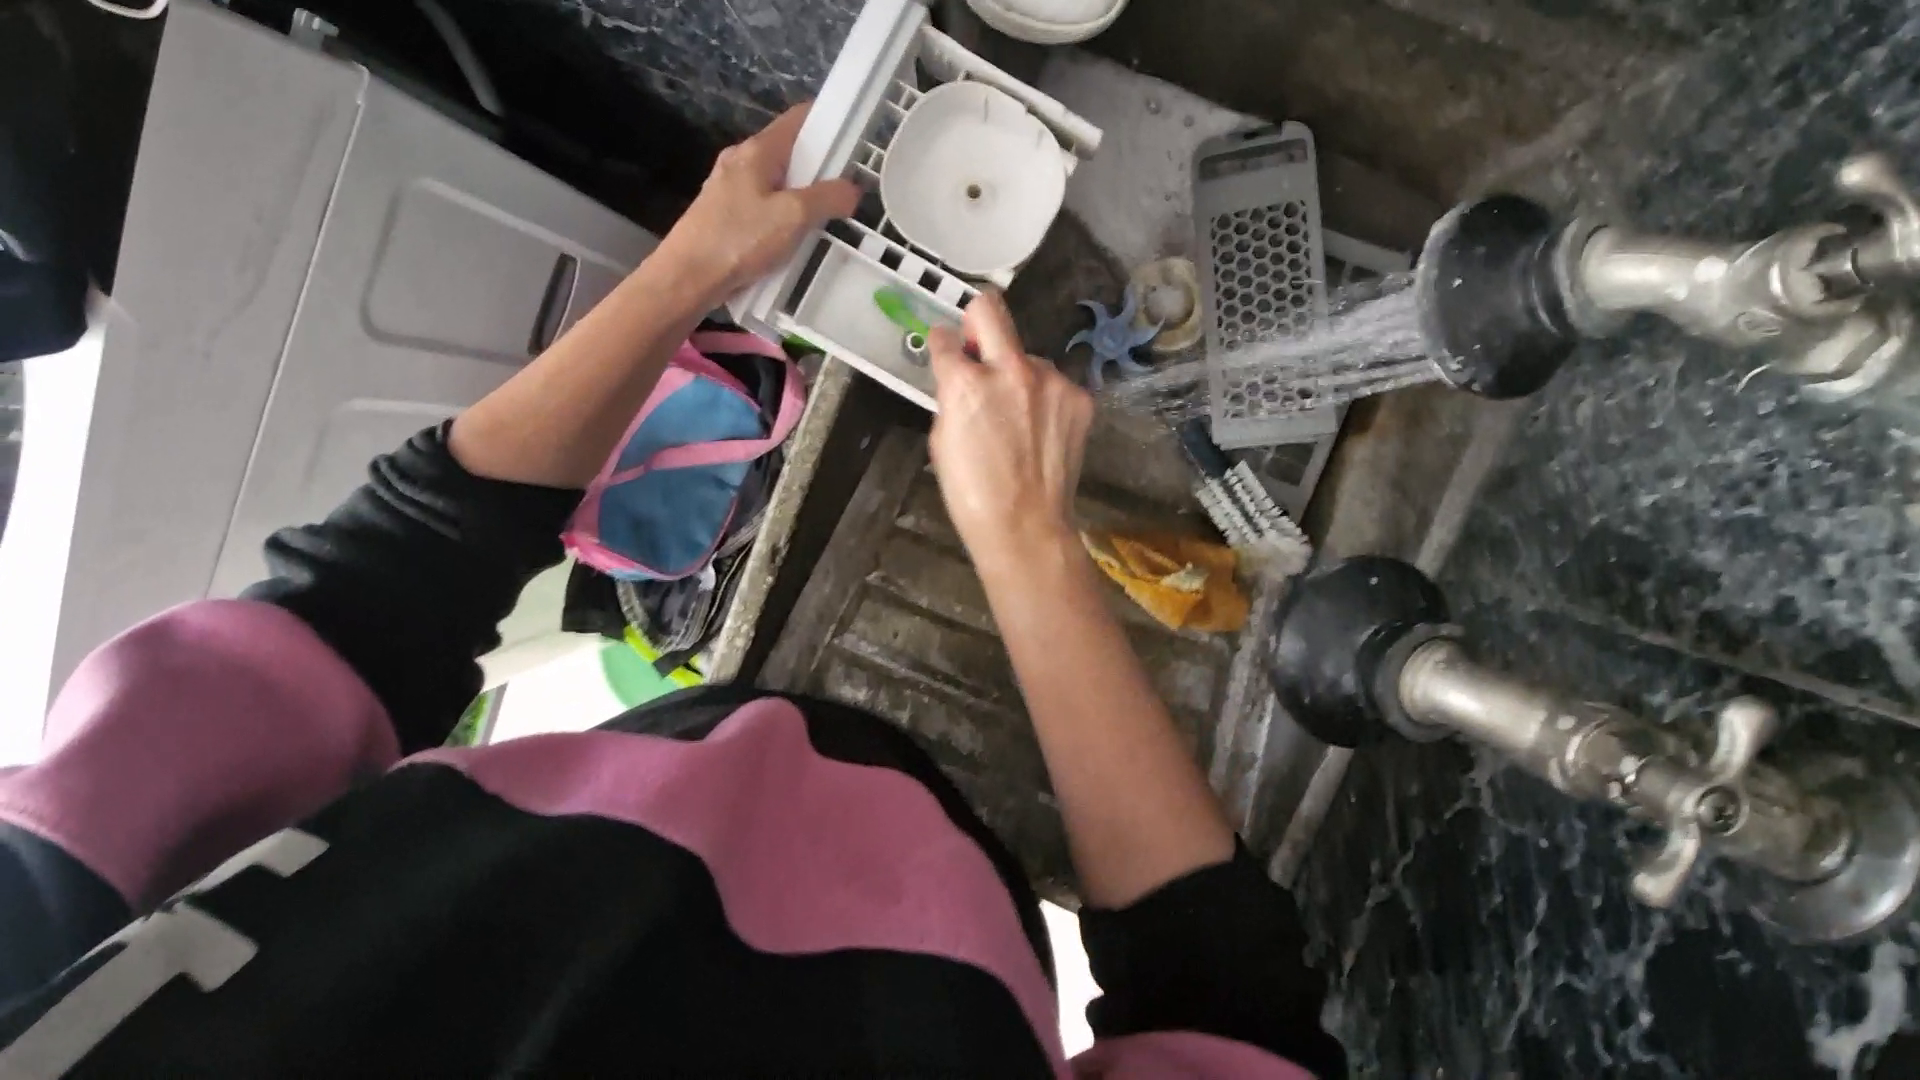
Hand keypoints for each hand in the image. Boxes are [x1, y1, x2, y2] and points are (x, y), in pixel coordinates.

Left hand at [658, 104, 860, 303]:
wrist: (688, 277)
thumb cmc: (740, 239)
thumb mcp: (793, 217)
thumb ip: (827, 198)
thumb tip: (851, 189)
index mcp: (758, 150)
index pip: (799, 118)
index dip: (829, 122)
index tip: (853, 141)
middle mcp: (741, 161)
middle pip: (789, 153)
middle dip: (819, 169)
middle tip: (846, 192)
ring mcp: (730, 189)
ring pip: (777, 183)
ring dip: (802, 198)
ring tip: (825, 220)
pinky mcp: (725, 215)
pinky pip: (764, 207)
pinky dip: (783, 218)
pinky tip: (793, 241)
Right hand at [928, 291, 1095, 564]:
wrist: (1025, 526)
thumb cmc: (972, 493)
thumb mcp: (942, 440)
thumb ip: (952, 396)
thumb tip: (960, 375)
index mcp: (966, 384)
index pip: (946, 338)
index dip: (943, 345)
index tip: (948, 350)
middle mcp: (1011, 371)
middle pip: (990, 308)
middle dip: (978, 320)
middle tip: (978, 347)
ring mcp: (1052, 382)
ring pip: (1028, 356)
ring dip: (1018, 374)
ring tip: (1017, 416)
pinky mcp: (1079, 398)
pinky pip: (1055, 384)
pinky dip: (1045, 398)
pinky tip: (1040, 430)